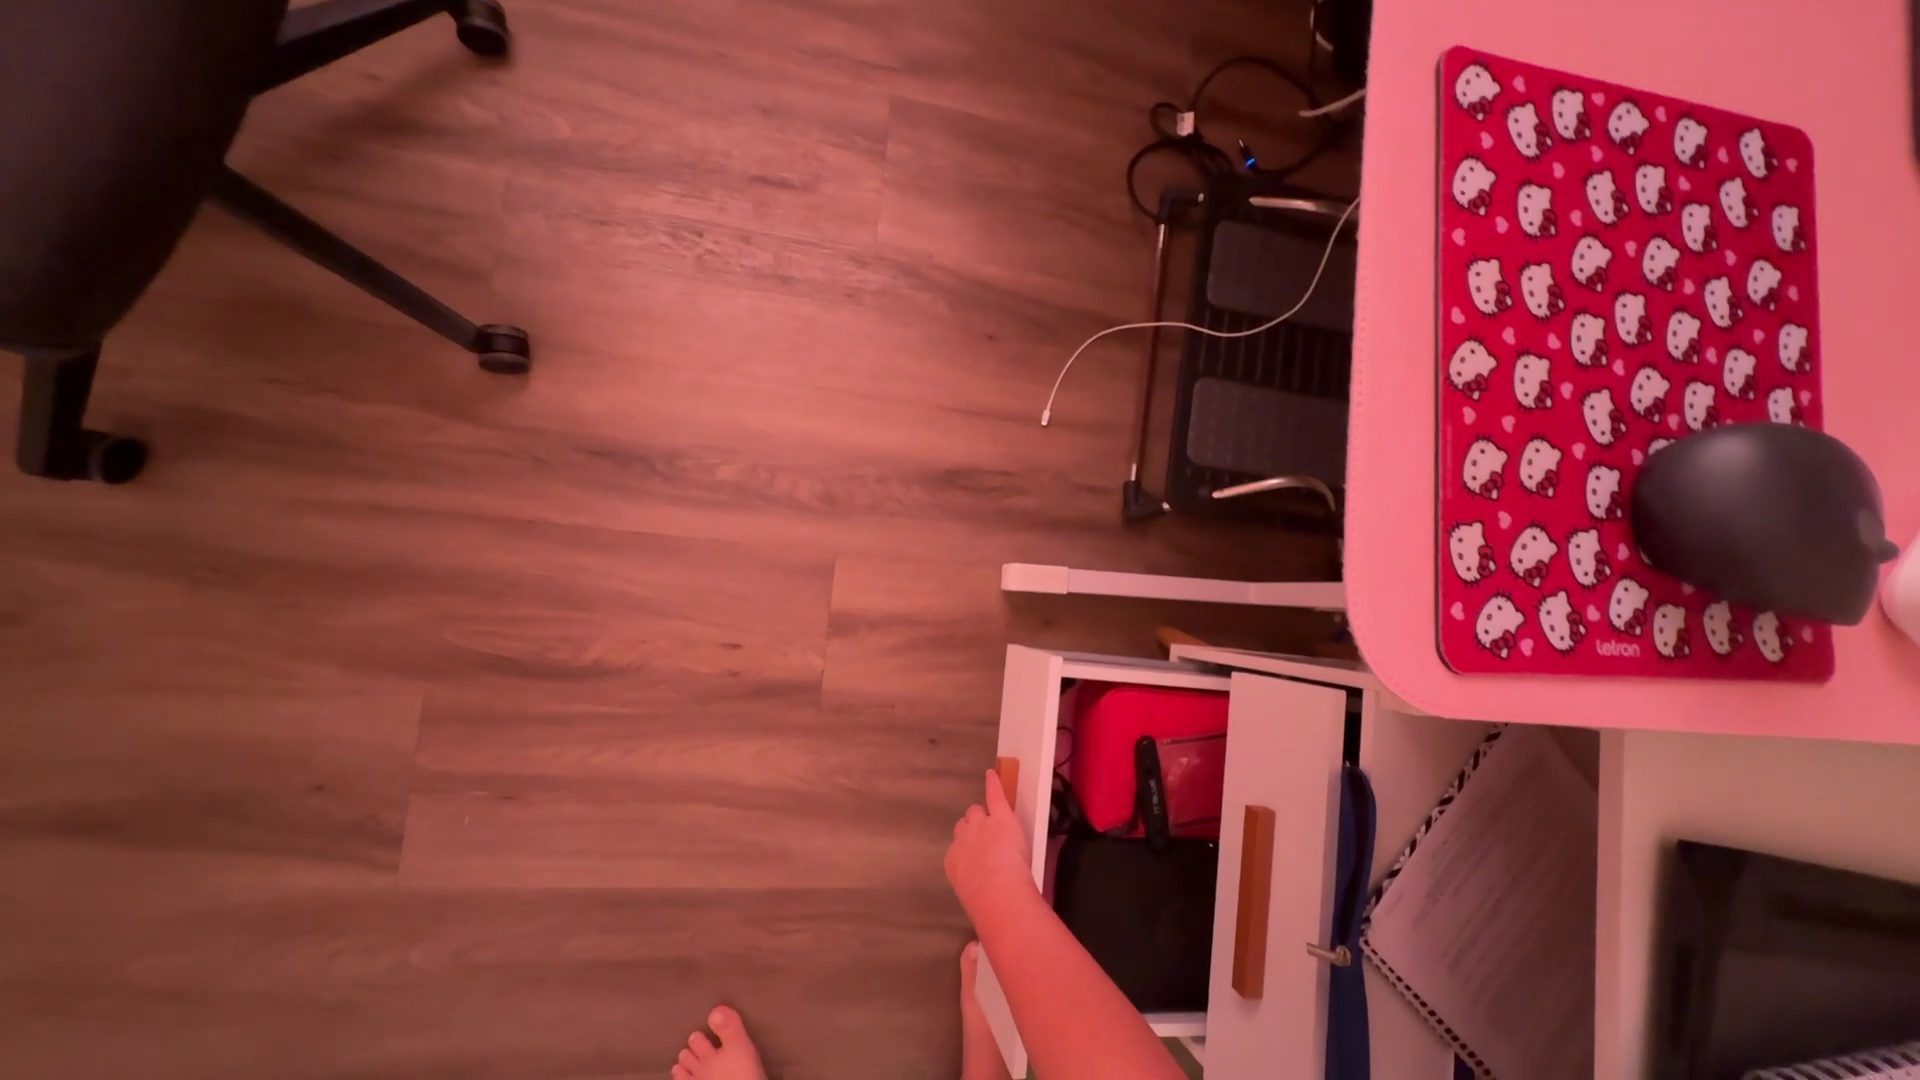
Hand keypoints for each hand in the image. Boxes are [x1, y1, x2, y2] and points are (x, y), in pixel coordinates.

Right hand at [945, 770, 1035, 917]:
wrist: (997, 890)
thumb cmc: (987, 906)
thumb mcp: (975, 904)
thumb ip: (976, 900)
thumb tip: (980, 933)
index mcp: (953, 863)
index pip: (957, 848)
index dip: (969, 851)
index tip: (977, 857)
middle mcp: (961, 840)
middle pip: (964, 826)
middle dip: (973, 829)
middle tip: (986, 838)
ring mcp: (980, 826)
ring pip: (976, 812)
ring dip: (983, 815)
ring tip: (992, 818)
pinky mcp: (999, 816)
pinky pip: (994, 796)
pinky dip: (993, 785)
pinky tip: (992, 774)